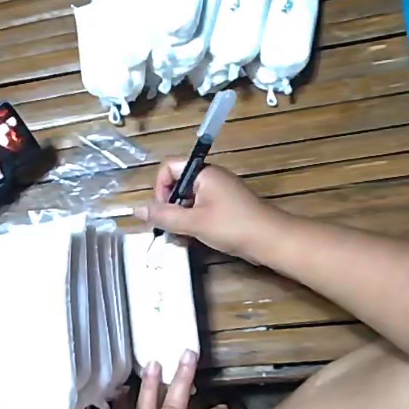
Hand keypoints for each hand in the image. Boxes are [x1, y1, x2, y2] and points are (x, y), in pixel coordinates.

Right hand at [137, 160, 284, 261]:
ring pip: (187, 200)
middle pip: (177, 185)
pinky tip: (194, 238)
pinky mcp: (225, 208)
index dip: (160, 188)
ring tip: (182, 236)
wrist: (271, 240)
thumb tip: (136, 210)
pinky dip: (192, 222)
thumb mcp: (193, 222)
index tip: (162, 210)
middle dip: (169, 207)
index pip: (169, 168)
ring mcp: (219, 193)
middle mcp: (211, 178)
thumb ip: (164, 216)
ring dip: (180, 217)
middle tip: (169, 227)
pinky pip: (200, 209)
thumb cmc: (232, 226)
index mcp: (204, 173)